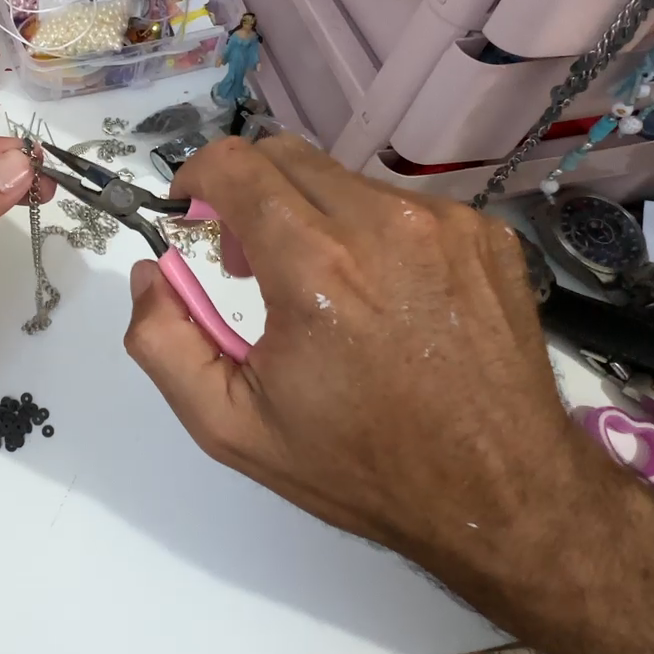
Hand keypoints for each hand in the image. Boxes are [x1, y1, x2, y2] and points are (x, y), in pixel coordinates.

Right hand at [123, 135, 586, 562]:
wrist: (504, 497)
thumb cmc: (356, 463)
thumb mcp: (228, 424)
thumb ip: (161, 342)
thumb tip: (150, 272)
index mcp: (314, 266)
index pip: (234, 164)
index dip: (196, 175)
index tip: (192, 212)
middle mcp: (382, 224)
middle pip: (282, 156)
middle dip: (245, 192)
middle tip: (251, 260)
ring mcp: (444, 223)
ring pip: (339, 178)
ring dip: (307, 213)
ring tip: (322, 285)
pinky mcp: (484, 233)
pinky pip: (396, 203)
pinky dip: (367, 230)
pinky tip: (383, 294)